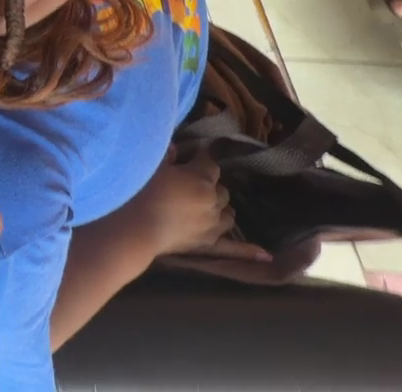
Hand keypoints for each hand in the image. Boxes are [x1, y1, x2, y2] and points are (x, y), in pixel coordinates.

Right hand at [115, 150, 269, 260]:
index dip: (202, 158)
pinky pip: (234, 248)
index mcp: (200, 179)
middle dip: (211, 184)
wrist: (136, 227)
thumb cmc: (138, 190)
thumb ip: (163, 156)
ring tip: (210, 205)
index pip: (209, 164)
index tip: (194, 154)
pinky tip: (265, 255)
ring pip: (228, 214)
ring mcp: (214, 225)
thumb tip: (175, 147)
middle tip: (192, 181)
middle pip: (221, 190)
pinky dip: (248, 250)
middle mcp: (213, 202)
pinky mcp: (208, 244)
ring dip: (221, 207)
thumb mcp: (147, 166)